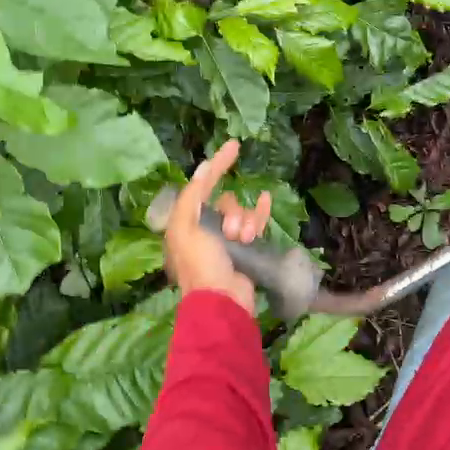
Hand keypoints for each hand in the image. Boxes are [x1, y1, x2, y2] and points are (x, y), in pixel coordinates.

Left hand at [164, 140, 272, 312]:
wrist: (223, 302)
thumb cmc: (201, 266)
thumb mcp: (185, 230)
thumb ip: (191, 197)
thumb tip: (204, 168)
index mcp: (185, 225)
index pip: (200, 186)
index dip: (216, 165)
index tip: (234, 146)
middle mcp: (204, 230)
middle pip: (224, 202)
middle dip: (232, 212)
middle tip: (231, 232)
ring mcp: (225, 240)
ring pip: (241, 213)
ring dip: (246, 220)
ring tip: (245, 238)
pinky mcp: (245, 248)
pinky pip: (255, 221)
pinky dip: (260, 212)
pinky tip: (265, 200)